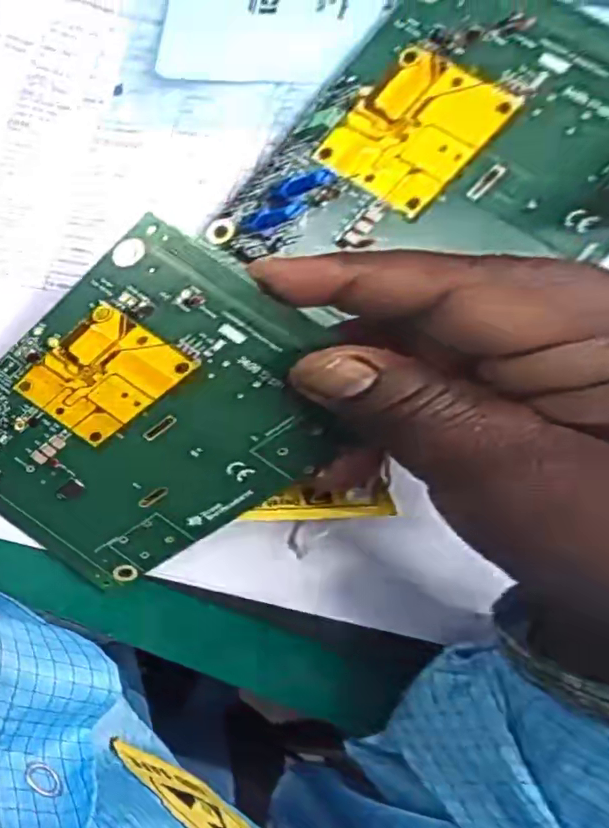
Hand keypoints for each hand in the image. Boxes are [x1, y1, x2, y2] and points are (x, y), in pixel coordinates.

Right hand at [252, 252, 608, 675]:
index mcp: (598, 331)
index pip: (455, 286)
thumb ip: (410, 408)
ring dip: (354, 399)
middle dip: (342, 353)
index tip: (264, 279)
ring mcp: (552, 359)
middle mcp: (578, 327)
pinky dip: (380, 418)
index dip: (351, 278)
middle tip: (267, 387)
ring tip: (322, 455)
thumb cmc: (601, 537)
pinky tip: (355, 460)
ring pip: (421, 351)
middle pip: (430, 314)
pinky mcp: (528, 388)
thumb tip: (316, 364)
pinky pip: (433, 382)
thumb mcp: (497, 472)